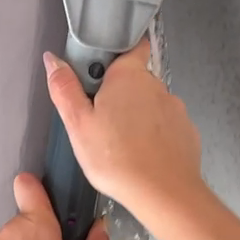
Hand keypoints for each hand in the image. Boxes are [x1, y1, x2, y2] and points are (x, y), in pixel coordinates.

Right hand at [45, 39, 205, 216]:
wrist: (163, 192)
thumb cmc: (115, 157)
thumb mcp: (78, 124)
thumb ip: (64, 88)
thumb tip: (52, 59)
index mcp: (128, 76)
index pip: (133, 47)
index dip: (118, 54)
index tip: (103, 71)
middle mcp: (156, 85)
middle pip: (136, 80)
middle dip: (120, 93)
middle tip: (101, 119)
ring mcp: (175, 108)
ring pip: (151, 104)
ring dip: (138, 115)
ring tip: (121, 143)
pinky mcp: (187, 131)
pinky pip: (166, 126)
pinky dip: (154, 135)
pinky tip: (142, 154)